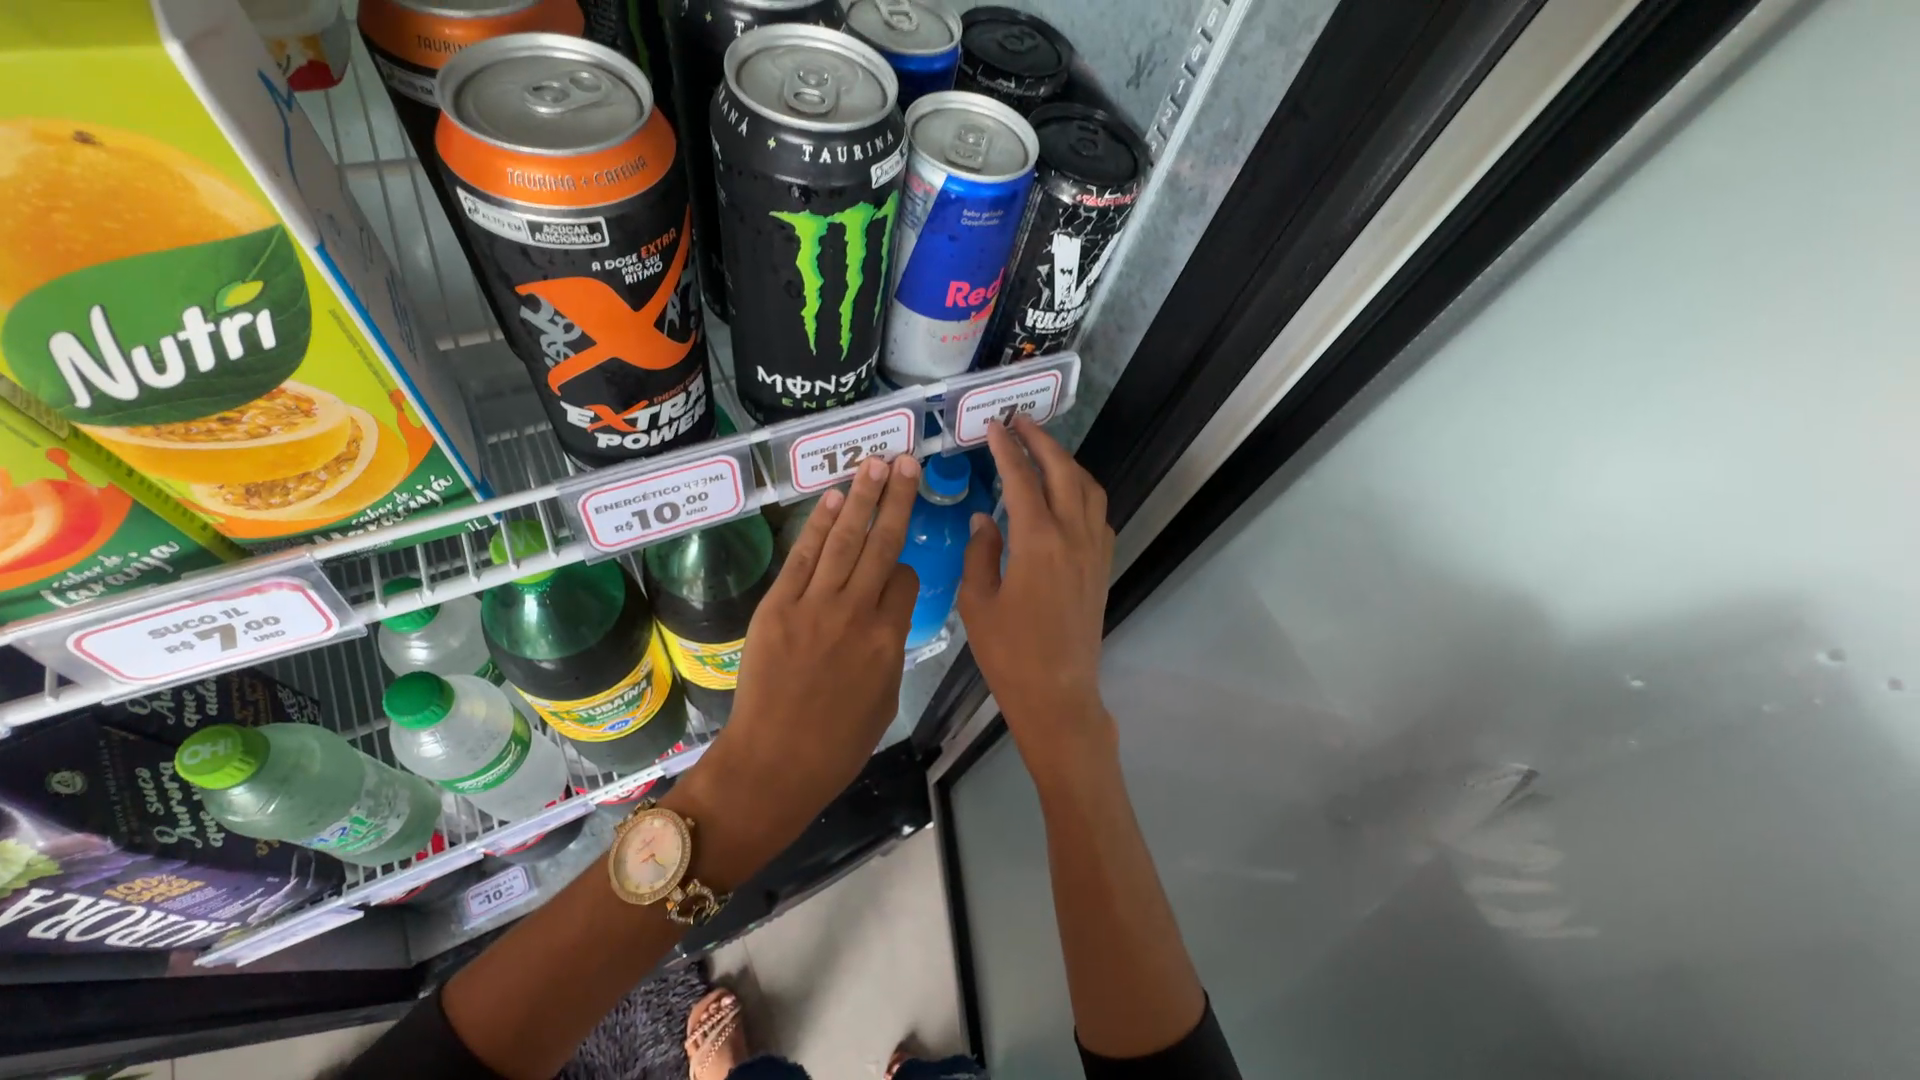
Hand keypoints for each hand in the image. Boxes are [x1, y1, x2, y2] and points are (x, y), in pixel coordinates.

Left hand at [667, 454, 920, 883]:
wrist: (774, 763)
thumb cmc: (837, 746)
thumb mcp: (884, 698)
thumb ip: (889, 649)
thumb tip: (886, 619)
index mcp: (889, 640)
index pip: (906, 580)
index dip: (906, 568)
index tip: (900, 569)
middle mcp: (856, 612)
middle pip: (882, 544)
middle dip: (895, 499)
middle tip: (905, 461)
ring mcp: (814, 606)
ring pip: (845, 540)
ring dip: (861, 497)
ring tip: (875, 463)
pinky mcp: (778, 607)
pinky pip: (804, 557)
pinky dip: (819, 526)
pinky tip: (833, 499)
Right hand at [959, 416, 1116, 780]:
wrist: (1057, 693)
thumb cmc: (1009, 653)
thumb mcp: (977, 603)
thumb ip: (981, 553)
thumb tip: (986, 518)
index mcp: (1038, 542)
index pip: (1022, 479)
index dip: (1007, 449)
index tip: (994, 426)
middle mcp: (1073, 537)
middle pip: (1062, 472)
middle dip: (1041, 441)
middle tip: (1020, 422)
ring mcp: (1093, 551)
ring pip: (1087, 489)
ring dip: (1066, 462)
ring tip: (1042, 451)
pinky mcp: (1102, 567)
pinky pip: (1098, 514)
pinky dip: (1082, 491)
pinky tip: (1066, 495)